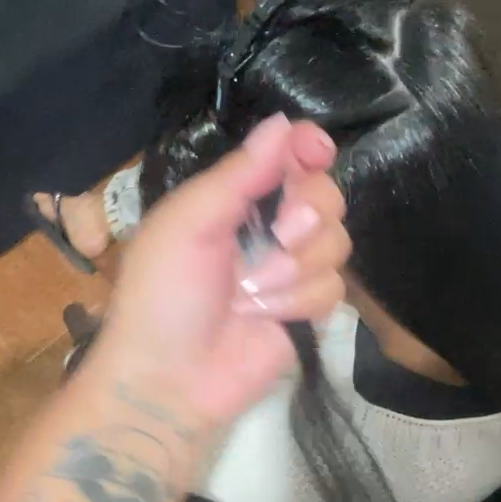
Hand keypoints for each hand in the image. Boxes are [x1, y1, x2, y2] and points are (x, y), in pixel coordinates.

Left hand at [86, 114, 349, 424]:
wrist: (170, 378)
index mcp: (234, 199)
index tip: (317, 152)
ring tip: (251, 294)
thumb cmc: (164, 295)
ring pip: (336, 243)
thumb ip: (239, 175)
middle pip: (326, 196)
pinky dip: (298, 303)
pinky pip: (334, 289)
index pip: (289, 157)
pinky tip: (265, 318)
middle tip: (280, 234)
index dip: (309, 148)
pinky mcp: (307, 310)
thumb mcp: (189, 223)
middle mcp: (268, 228)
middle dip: (306, 215)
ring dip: (294, 269)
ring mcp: (291, 270)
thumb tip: (285, 122)